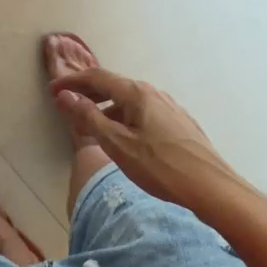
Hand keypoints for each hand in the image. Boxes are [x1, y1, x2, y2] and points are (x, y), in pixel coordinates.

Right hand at [50, 67, 257, 218]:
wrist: (213, 188)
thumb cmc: (160, 166)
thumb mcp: (117, 144)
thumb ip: (89, 117)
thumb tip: (66, 96)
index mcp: (136, 92)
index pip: (96, 77)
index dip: (72, 83)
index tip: (53, 93)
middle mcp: (153, 92)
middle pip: (114, 86)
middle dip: (88, 94)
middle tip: (68, 107)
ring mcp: (170, 107)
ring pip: (130, 101)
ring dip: (107, 108)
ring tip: (94, 127)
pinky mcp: (180, 124)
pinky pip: (144, 113)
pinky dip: (126, 118)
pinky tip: (126, 138)